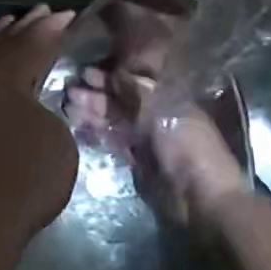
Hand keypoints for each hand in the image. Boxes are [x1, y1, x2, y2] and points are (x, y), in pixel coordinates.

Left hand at [0, 5, 77, 269]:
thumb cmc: (20, 179)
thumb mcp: (57, 140)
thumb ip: (49, 110)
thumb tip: (36, 103)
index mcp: (5, 72)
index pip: (35, 41)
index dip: (54, 28)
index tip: (69, 15)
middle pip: (3, 43)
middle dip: (25, 27)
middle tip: (43, 12)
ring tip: (12, 26)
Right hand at [64, 67, 248, 231]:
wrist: (201, 196)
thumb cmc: (185, 145)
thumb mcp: (160, 109)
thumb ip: (136, 90)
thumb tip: (116, 72)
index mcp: (170, 98)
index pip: (135, 82)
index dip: (111, 77)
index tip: (86, 74)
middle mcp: (158, 116)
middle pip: (123, 102)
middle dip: (97, 95)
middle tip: (70, 91)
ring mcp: (149, 141)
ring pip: (116, 122)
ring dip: (94, 114)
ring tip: (69, 107)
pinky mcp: (141, 164)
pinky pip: (117, 143)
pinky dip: (100, 134)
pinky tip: (81, 127)